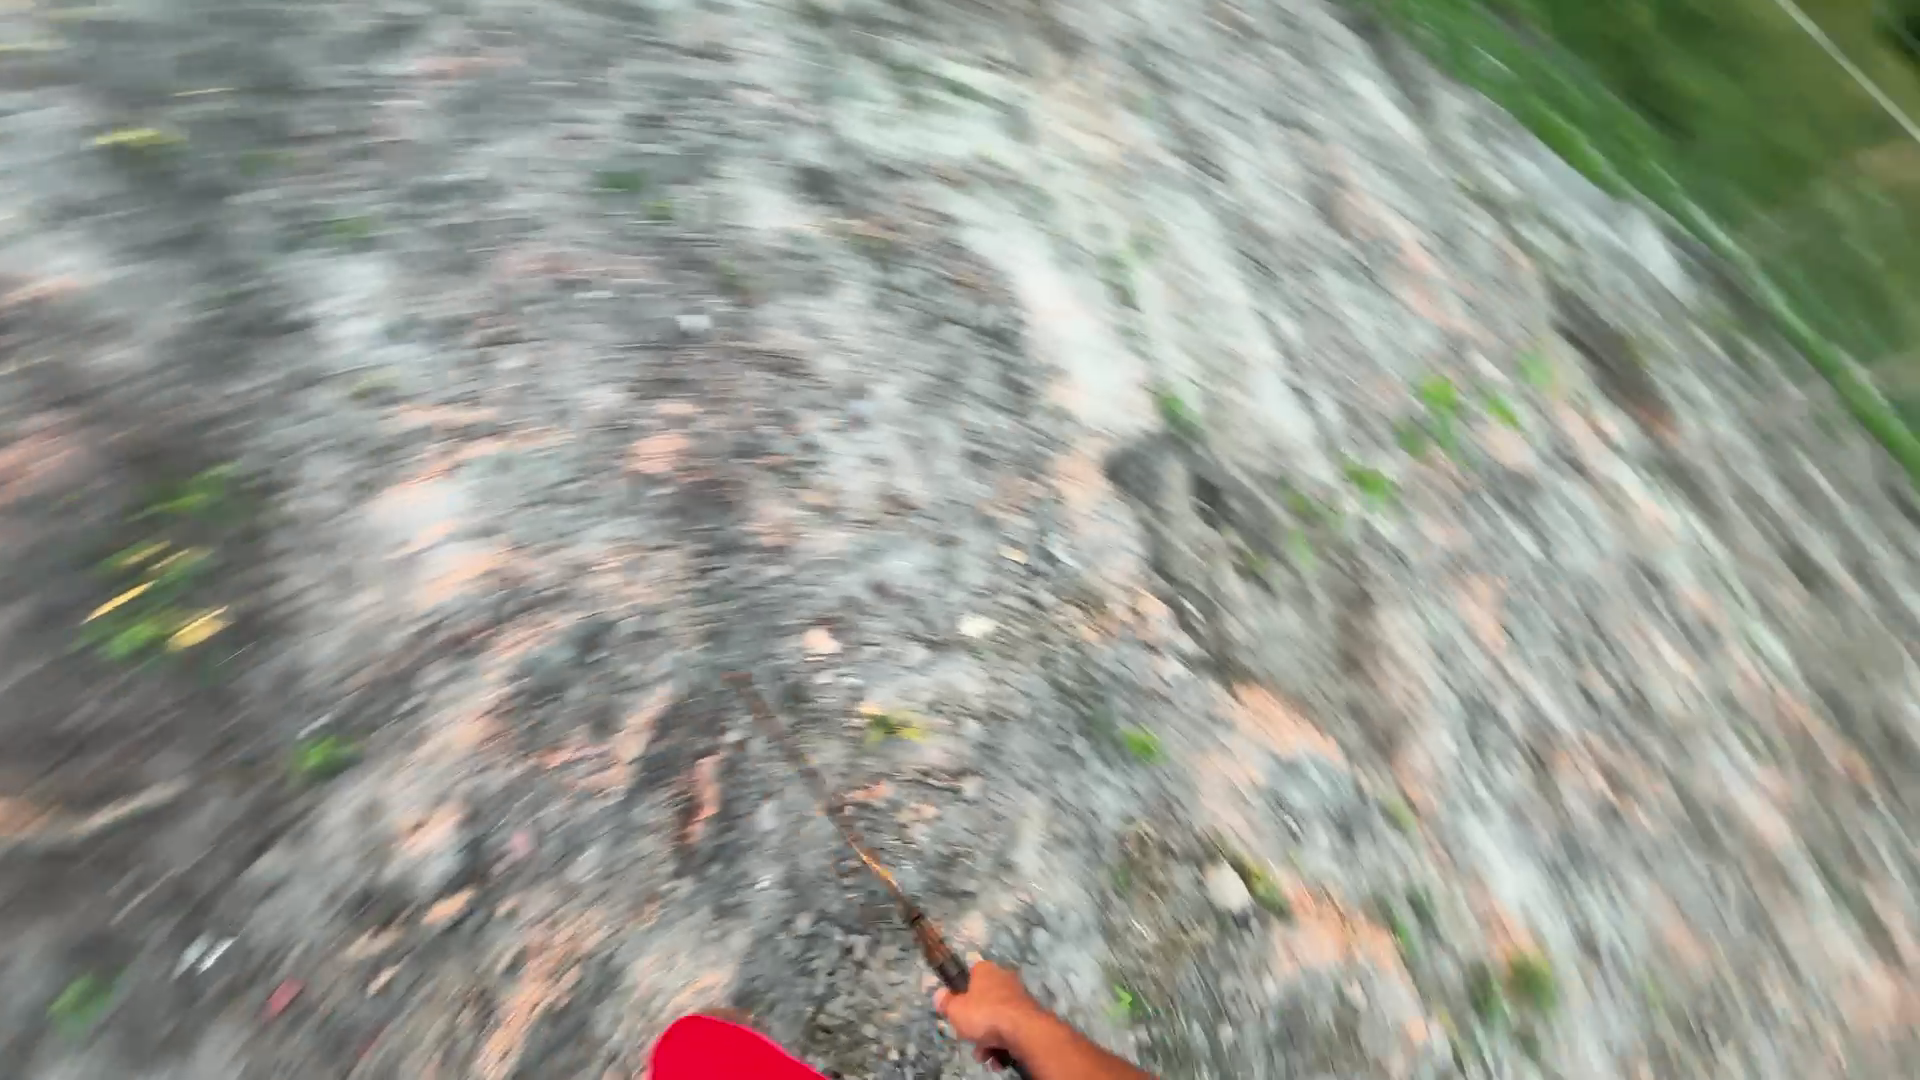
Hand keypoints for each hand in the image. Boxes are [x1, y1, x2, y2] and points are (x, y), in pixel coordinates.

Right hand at [932, 961, 1045, 1063]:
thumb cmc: (984, 1014)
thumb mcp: (956, 1010)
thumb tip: (939, 995)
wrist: (1022, 1029)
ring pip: (996, 1017)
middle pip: (983, 1001)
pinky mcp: (1029, 1013)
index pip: (970, 976)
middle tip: (971, 1039)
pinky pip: (1010, 1027)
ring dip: (988, 1038)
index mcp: (984, 969)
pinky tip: (998, 1057)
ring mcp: (1017, 995)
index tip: (959, 1013)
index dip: (963, 996)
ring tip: (985, 1055)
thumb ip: (946, 1003)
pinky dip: (1003, 1042)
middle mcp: (1002, 977)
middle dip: (976, 1024)